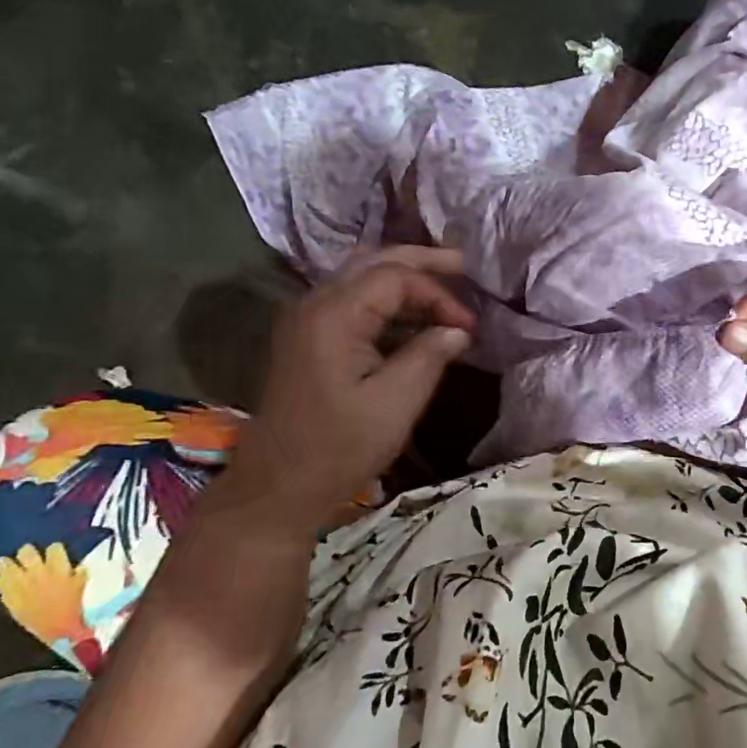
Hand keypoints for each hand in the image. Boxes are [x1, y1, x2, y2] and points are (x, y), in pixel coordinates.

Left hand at [216, 247, 476, 521]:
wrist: (277, 485)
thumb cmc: (338, 448)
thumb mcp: (395, 404)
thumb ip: (429, 357)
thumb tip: (458, 330)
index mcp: (333, 315)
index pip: (395, 277)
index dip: (438, 293)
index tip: (468, 326)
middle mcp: (314, 303)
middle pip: (373, 261)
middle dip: (421, 262)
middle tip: (463, 265)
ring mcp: (305, 319)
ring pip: (360, 277)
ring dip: (402, 279)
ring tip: (443, 287)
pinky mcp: (307, 338)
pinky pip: (350, 302)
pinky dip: (384, 302)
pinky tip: (410, 317)